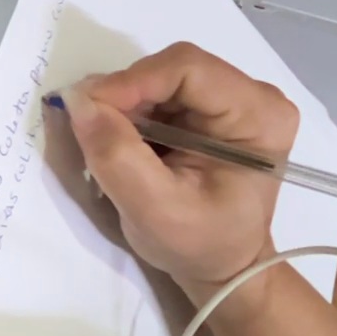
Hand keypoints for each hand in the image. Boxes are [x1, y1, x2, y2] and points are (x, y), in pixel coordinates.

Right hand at [58, 42, 296, 293]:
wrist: (222, 266)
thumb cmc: (198, 244)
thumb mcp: (154, 210)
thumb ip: (117, 156)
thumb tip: (78, 101)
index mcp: (258, 116)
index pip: (187, 68)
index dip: (131, 81)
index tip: (86, 109)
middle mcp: (252, 96)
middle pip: (170, 70)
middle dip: (124, 95)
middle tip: (90, 129)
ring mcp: (230, 100)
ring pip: (158, 78)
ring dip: (123, 105)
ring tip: (106, 141)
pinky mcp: (207, 109)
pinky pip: (157, 92)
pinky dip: (130, 112)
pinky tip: (124, 141)